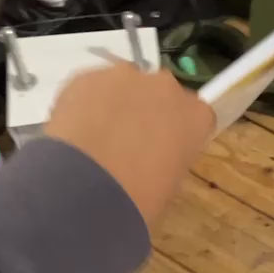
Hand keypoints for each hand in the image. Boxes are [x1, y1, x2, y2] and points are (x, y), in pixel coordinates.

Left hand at [43, 62, 214, 227]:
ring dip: (117, 104)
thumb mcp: (170, 184)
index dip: (181, 132)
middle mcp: (165, 86)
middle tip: (130, 145)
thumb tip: (155, 156)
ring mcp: (124, 75)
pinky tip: (76, 133)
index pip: (197, 116)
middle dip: (149, 112)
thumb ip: (170, 157)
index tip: (168, 149)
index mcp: (196, 116)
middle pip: (162, 93)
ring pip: (125, 85)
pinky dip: (87, 104)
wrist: (86, 187)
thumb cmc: (140, 197)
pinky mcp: (86, 75)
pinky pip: (92, 87)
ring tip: (98, 139)